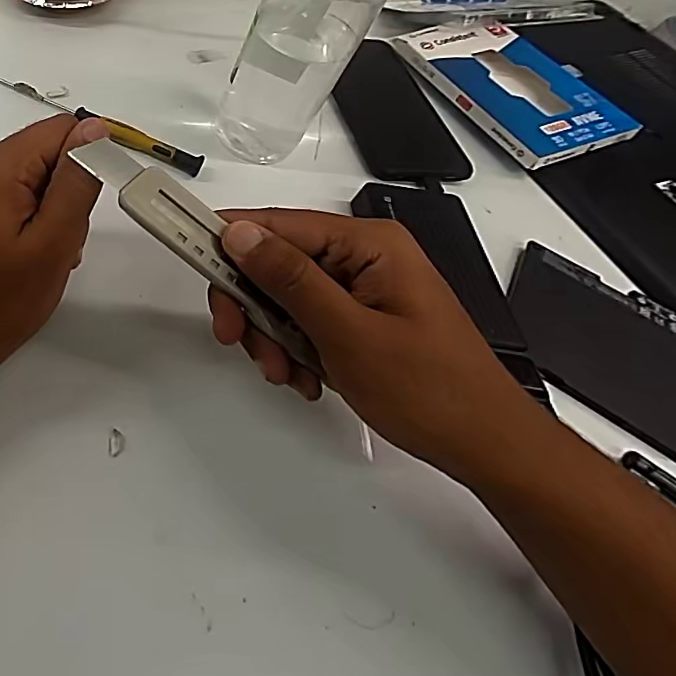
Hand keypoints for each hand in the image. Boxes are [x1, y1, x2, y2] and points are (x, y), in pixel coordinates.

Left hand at [0, 115, 108, 363]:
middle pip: (50, 153)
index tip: (93, 198)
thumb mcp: (52, 240)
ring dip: (59, 211)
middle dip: (71, 191)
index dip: (88, 157)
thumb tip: (93, 131)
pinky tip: (38, 255)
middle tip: (65, 235)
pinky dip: (43, 222)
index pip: (59, 130)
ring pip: (43, 178)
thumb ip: (76, 181)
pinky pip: (26, 198)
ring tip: (50, 251)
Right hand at [207, 209, 543, 476]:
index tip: (186, 250)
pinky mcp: (356, 314)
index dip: (226, 237)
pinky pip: (301, 318)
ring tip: (287, 372)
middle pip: (274, 262)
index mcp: (368, 245)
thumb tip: (239, 234)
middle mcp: (361, 257)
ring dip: (271, 334)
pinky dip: (292, 347)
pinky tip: (306, 376)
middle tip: (238, 339)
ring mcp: (359, 287)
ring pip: (282, 295)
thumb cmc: (434, 392)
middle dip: (252, 304)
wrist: (489, 450)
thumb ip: (290, 280)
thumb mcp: (348, 334)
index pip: (277, 225)